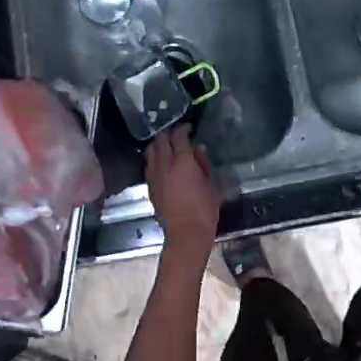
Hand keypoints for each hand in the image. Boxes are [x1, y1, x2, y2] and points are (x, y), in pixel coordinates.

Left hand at [146, 126, 218, 248]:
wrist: (186, 233)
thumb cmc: (204, 209)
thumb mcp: (211, 183)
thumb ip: (203, 163)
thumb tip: (197, 149)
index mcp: (182, 161)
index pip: (178, 135)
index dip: (183, 128)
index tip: (189, 128)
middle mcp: (164, 164)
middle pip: (160, 139)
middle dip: (168, 132)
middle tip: (177, 134)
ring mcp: (154, 175)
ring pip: (151, 151)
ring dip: (158, 144)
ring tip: (167, 145)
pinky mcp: (149, 186)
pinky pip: (149, 165)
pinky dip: (155, 158)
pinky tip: (163, 163)